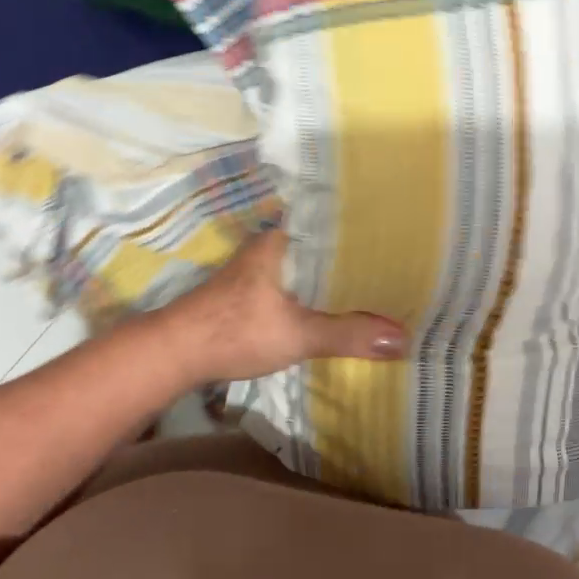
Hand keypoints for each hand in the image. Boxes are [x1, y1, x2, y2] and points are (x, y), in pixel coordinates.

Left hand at [148, 228, 408, 382]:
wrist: (175, 352)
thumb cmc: (235, 331)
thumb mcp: (298, 334)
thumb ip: (348, 334)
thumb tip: (403, 337)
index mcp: (280, 241)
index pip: (332, 227)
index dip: (365, 236)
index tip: (400, 244)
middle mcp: (268, 249)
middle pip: (322, 252)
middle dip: (354, 265)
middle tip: (398, 274)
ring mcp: (256, 273)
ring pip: (307, 273)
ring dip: (334, 285)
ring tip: (377, 294)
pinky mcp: (250, 297)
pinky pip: (294, 290)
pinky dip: (316, 300)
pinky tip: (336, 314)